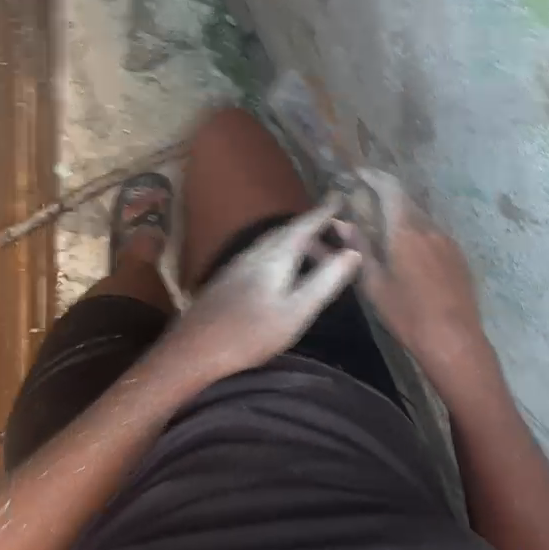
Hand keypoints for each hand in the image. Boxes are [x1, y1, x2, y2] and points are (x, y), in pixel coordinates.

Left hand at [164, 196, 361, 379]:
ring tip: (313, 252)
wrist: (195, 350)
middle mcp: (254, 254)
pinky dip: (280, 254)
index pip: (303, 226)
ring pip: (271, 244)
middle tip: (332, 228)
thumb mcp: (297, 310)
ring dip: (294, 242)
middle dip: (310, 227)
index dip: (322, 213)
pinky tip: (281, 272)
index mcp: (274, 257)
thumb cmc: (251, 333)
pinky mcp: (227, 281)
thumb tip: (353, 253)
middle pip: (286, 232)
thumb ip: (325, 280)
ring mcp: (237, 266)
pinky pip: (261, 256)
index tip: (338, 199)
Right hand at [348, 169, 484, 368]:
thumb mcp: (374, 283)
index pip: (390, 188)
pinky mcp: (458, 256)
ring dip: (401, 220)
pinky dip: (416, 236)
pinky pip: (433, 236)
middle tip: (365, 208)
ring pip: (420, 220)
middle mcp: (429, 228)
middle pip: (405, 202)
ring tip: (384, 236)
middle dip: (385, 200)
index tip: (359, 174)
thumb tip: (342, 223)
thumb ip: (359, 248)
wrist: (454, 339)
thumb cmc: (407, 315)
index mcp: (405, 230)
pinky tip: (408, 257)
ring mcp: (448, 241)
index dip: (374, 176)